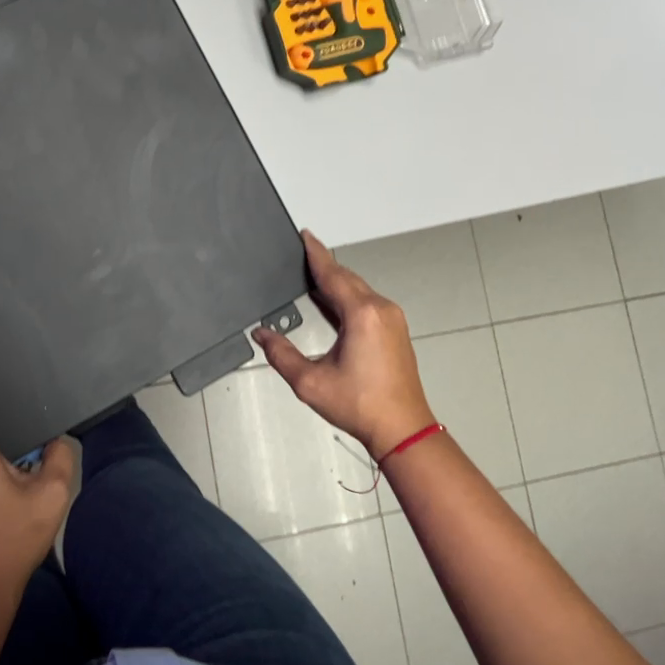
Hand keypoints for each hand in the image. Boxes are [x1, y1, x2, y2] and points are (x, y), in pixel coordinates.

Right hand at [254, 230, 435, 458]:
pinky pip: (367, 302)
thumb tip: (261, 333)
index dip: (315, 253)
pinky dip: (346, 296)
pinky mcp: (395, 330)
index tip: (304, 234)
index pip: (332, 273)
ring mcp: (392, 319)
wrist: (403, 430)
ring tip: (310, 277)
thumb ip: (281, 354)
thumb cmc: (359, 405)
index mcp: (361, 314)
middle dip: (323, 266)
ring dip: (335, 282)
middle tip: (300, 256)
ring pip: (358, 289)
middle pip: (347, 277)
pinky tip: (330, 301)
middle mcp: (380, 309)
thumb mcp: (310, 382)